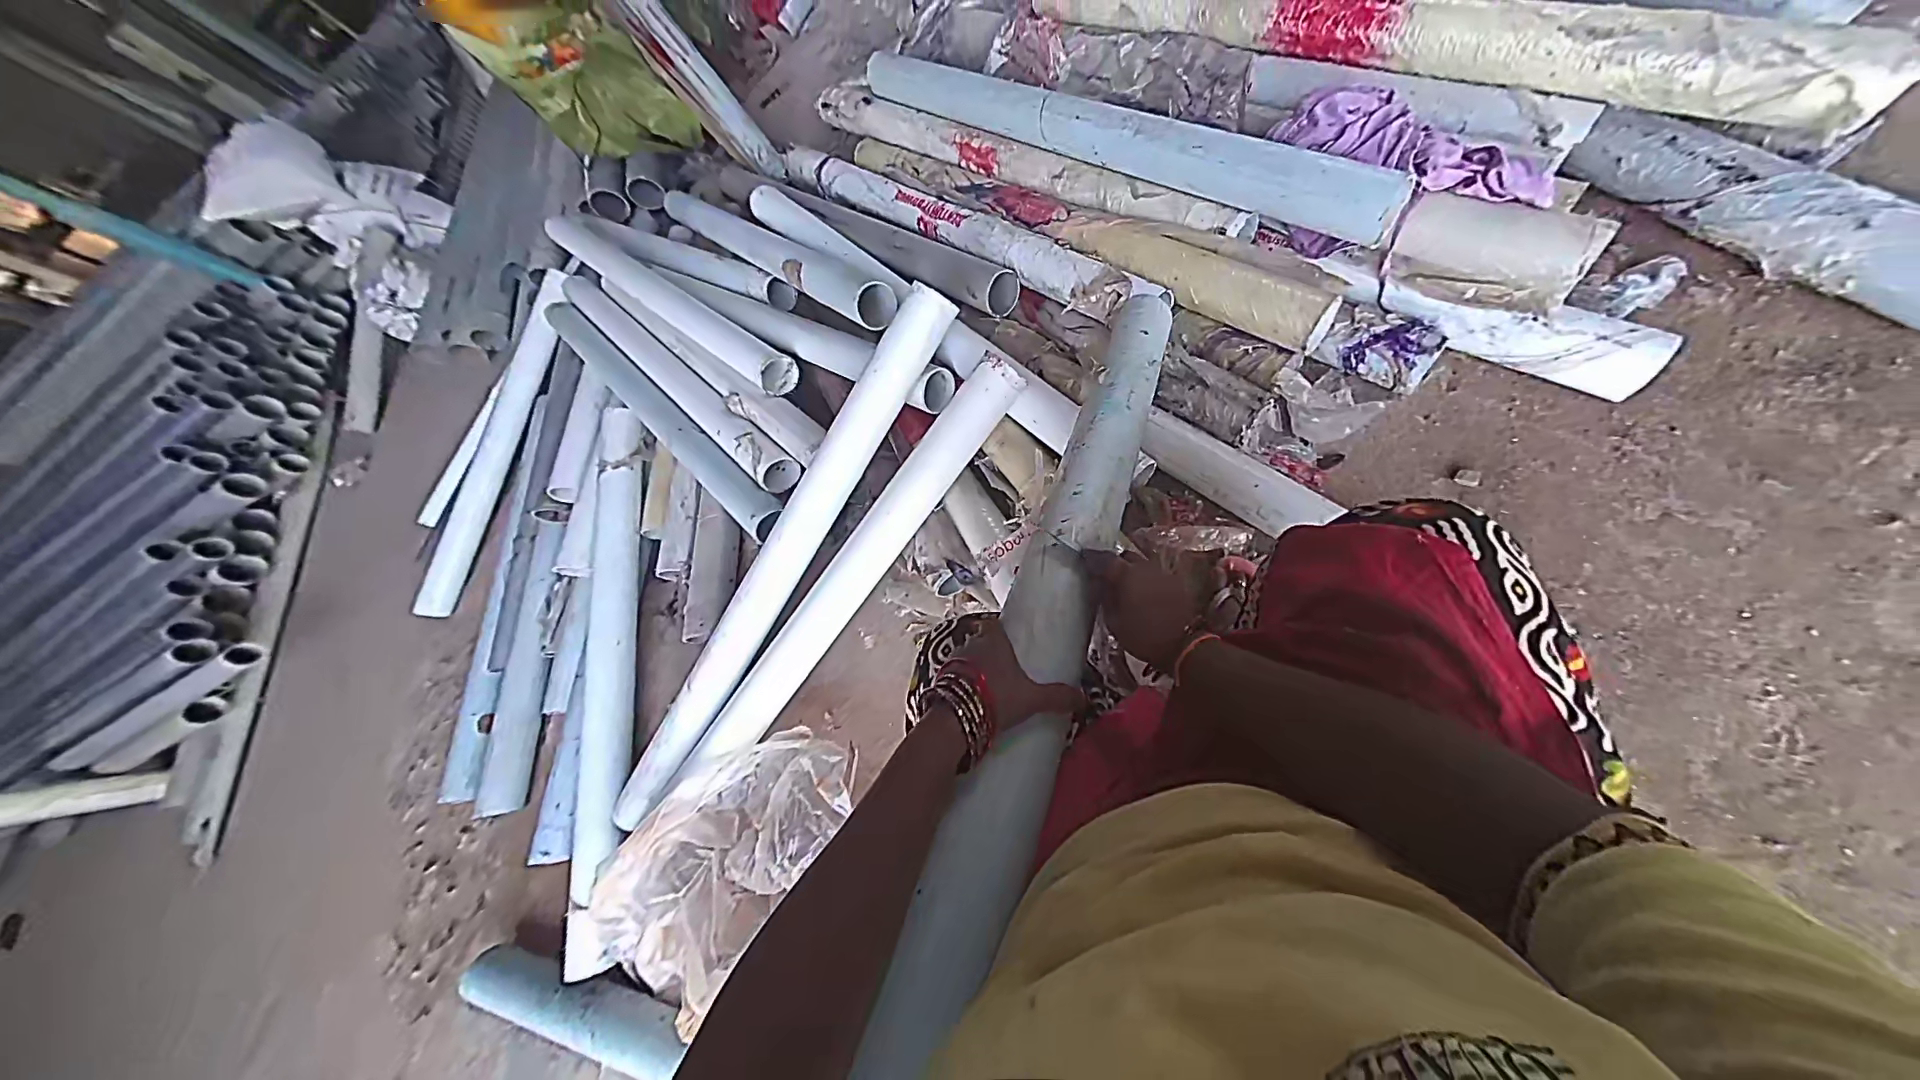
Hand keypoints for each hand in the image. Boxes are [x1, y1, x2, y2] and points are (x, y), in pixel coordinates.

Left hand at [952, 616, 1084, 727]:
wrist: (957, 718)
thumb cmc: (997, 697)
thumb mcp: (1033, 699)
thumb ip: (1057, 697)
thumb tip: (1084, 699)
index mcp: (993, 641)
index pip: (994, 624)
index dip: (1000, 628)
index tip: (1010, 637)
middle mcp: (970, 645)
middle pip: (980, 641)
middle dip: (990, 651)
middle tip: (1005, 667)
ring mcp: (953, 662)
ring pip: (966, 659)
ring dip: (975, 668)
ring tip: (990, 684)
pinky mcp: (942, 681)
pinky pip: (955, 677)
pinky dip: (964, 684)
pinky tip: (974, 698)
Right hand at [1084, 549, 1207, 670]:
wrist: (1184, 645)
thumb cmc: (1143, 637)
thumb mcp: (1114, 622)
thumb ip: (1104, 598)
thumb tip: (1098, 583)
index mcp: (1126, 575)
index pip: (1104, 559)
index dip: (1092, 557)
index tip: (1084, 558)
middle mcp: (1145, 568)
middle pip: (1125, 556)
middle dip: (1114, 562)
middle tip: (1105, 574)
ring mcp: (1163, 574)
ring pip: (1142, 564)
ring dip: (1132, 570)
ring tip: (1124, 583)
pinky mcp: (1176, 583)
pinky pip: (1155, 574)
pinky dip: (1146, 578)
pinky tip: (1142, 591)